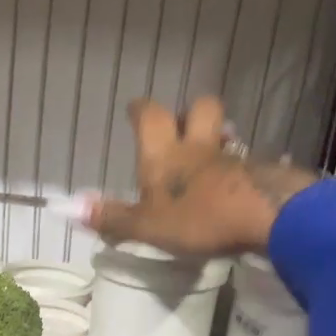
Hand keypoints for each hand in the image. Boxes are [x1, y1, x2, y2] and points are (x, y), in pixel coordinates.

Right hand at [88, 96, 319, 254]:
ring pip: (226, 135)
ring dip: (218, 140)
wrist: (264, 216)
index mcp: (164, 154)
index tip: (135, 110)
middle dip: (191, 112)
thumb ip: (113, 218)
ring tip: (211, 160)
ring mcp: (233, 158)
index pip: (150, 116)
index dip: (140, 110)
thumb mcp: (146, 226)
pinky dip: (240, 170)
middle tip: (184, 129)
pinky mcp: (261, 174)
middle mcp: (198, 147)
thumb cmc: (197, 219)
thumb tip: (71, 208)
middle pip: (200, 108)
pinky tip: (237, 189)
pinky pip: (248, 163)